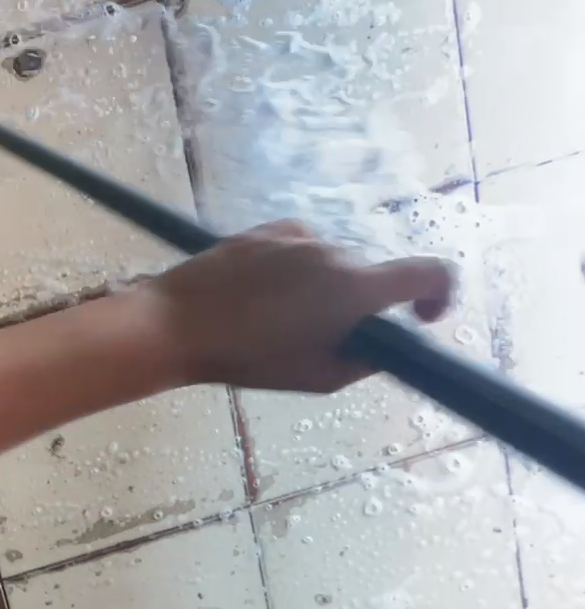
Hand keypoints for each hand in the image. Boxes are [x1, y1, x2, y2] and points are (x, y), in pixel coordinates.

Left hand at [141, 220, 454, 392]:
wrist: (170, 326)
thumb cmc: (243, 355)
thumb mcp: (320, 375)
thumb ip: (367, 358)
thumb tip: (381, 344)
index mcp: (354, 285)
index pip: (430, 272)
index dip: (439, 295)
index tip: (418, 316)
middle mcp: (327, 251)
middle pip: (367, 271)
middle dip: (359, 299)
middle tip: (325, 329)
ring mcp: (286, 237)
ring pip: (327, 258)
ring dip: (322, 281)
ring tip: (283, 312)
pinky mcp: (251, 233)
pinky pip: (293, 243)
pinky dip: (292, 262)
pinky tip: (267, 286)